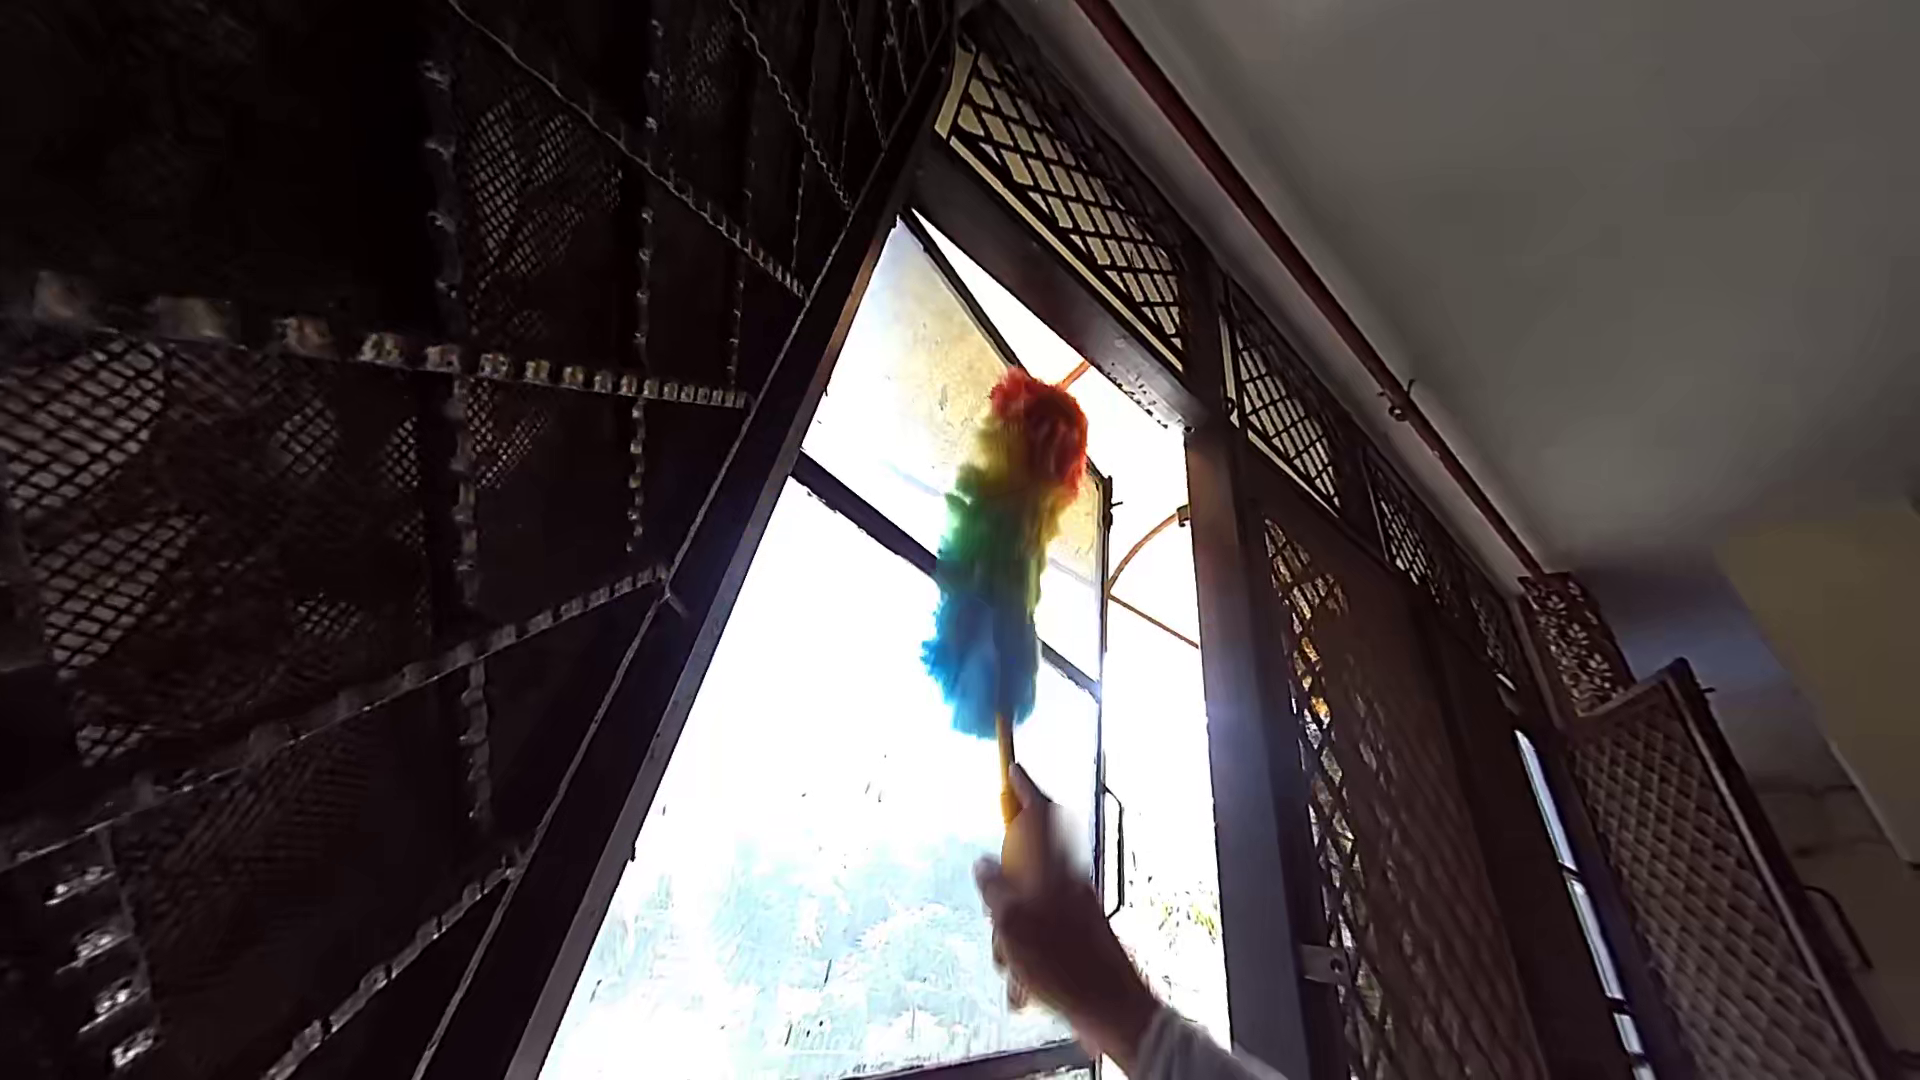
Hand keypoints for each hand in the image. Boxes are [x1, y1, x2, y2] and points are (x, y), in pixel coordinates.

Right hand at [975, 766, 1159, 1071]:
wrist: (1111, 1008)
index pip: (1039, 808)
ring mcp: (1071, 904)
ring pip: (1027, 900)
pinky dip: (1026, 953)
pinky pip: (1039, 929)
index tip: (1011, 767)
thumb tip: (982, 862)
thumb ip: (993, 886)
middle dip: (1002, 886)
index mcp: (1054, 863)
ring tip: (1011, 963)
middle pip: (1026, 857)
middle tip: (995, 911)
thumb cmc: (1061, 960)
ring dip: (1010, 931)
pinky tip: (1023, 986)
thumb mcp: (1012, 920)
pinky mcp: (1074, 931)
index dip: (1024, 785)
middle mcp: (1064, 875)